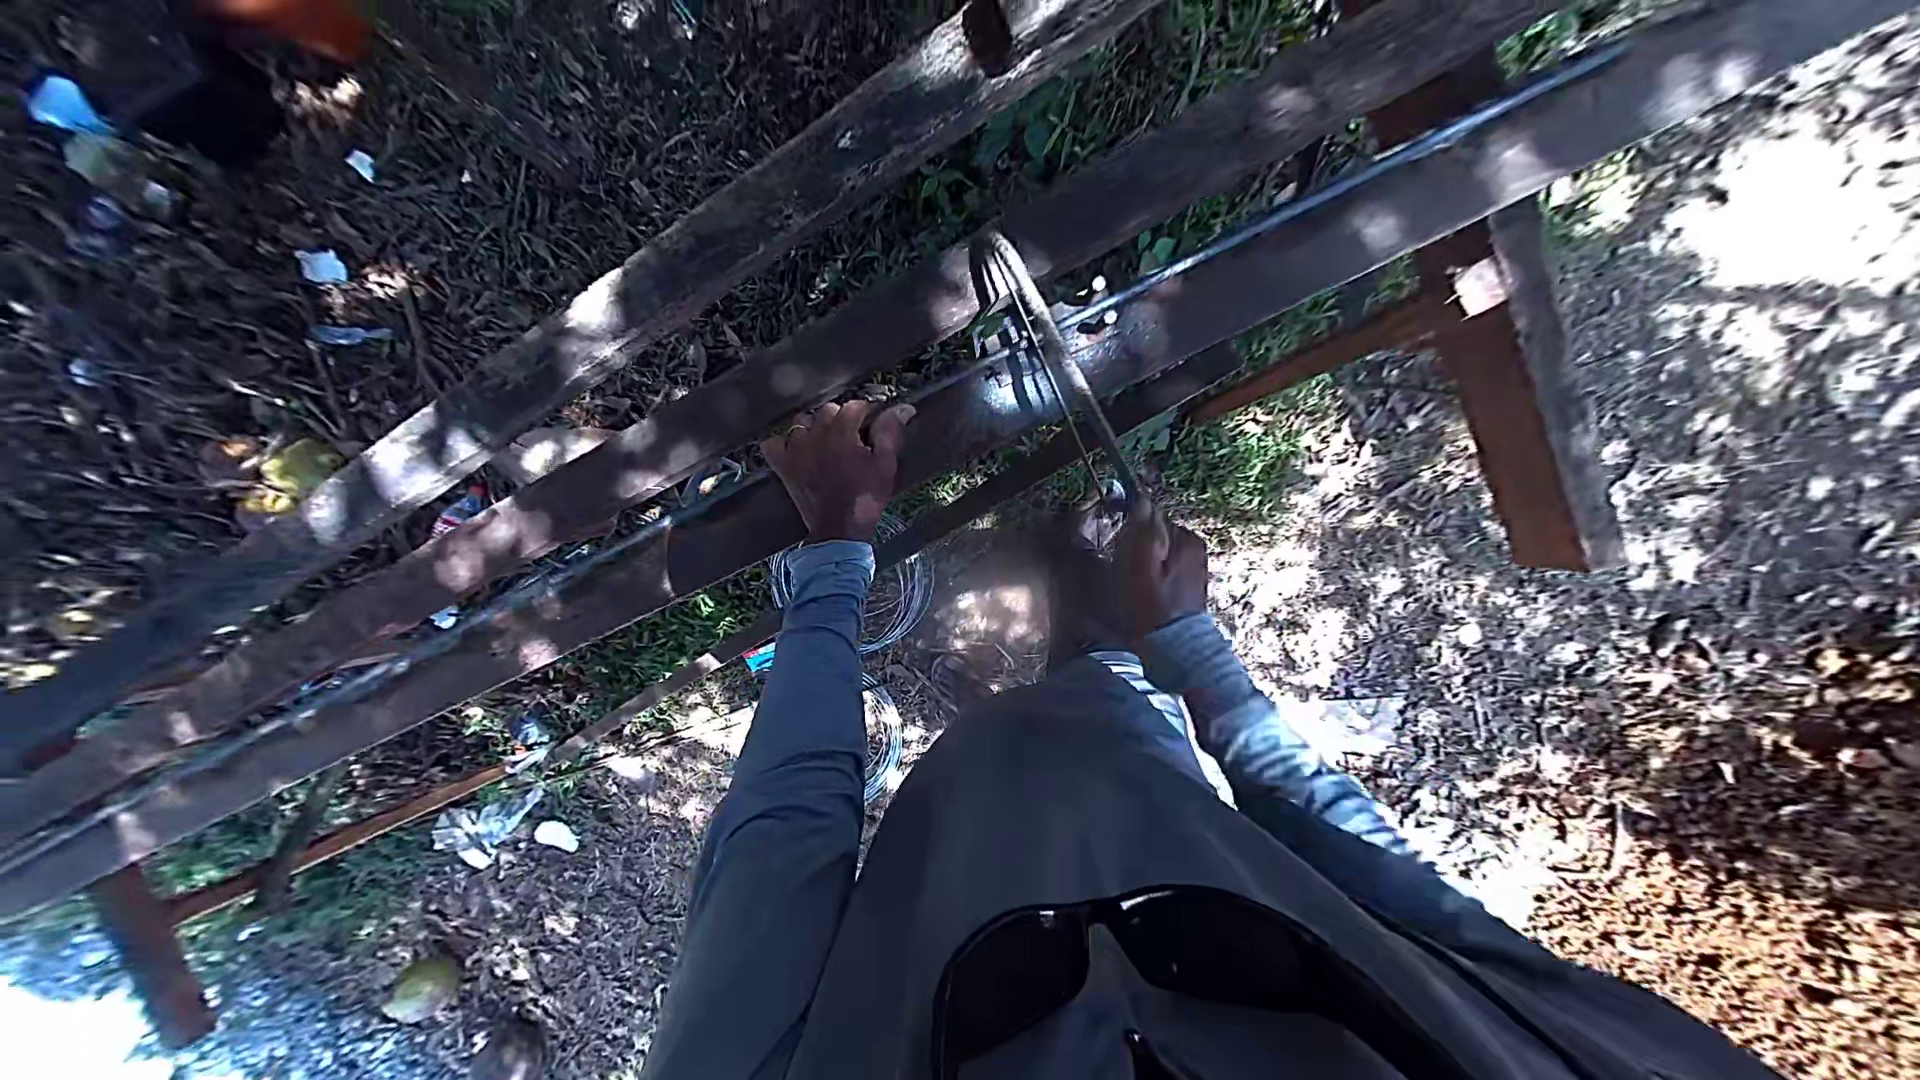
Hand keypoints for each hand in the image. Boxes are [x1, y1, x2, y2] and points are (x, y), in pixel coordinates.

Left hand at [760, 399, 915, 542]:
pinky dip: (785, 443)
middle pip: (828, 411)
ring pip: (802, 422)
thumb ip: (890, 433)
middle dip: (842, 419)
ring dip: (815, 427)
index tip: (873, 421)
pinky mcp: (783, 465)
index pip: (854, 406)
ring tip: (827, 442)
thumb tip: (903, 408)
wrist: (839, 530)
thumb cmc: (865, 498)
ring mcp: (795, 449)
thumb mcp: (885, 465)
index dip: (867, 411)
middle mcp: (815, 435)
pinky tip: (798, 449)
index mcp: (842, 432)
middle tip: (854, 437)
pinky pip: (775, 443)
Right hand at [1112, 501, 1207, 637]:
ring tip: (1136, 585)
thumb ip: (1142, 532)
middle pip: (1155, 532)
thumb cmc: (1150, 608)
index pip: (1150, 516)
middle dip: (1137, 545)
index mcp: (1184, 539)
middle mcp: (1194, 547)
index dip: (1130, 529)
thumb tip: (1141, 499)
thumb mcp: (1139, 567)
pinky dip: (1153, 573)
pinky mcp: (1191, 582)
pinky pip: (1165, 566)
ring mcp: (1195, 565)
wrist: (1173, 649)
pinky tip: (1147, 592)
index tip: (1119, 549)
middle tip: (1126, 571)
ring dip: (1144, 560)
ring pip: (1158, 549)